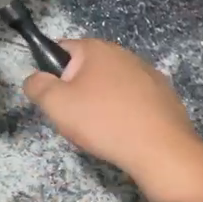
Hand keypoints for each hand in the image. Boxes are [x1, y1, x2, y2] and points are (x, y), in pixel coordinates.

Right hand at [23, 38, 202, 179]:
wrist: (163, 153)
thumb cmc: (104, 122)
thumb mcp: (54, 104)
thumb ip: (36, 85)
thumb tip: (35, 79)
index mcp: (96, 48)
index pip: (60, 50)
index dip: (52, 74)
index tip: (57, 99)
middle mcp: (123, 53)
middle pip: (86, 68)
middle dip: (78, 89)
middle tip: (76, 116)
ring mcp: (149, 74)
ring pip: (111, 84)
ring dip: (103, 100)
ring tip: (103, 128)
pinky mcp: (167, 96)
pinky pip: (134, 99)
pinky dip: (126, 111)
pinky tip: (126, 132)